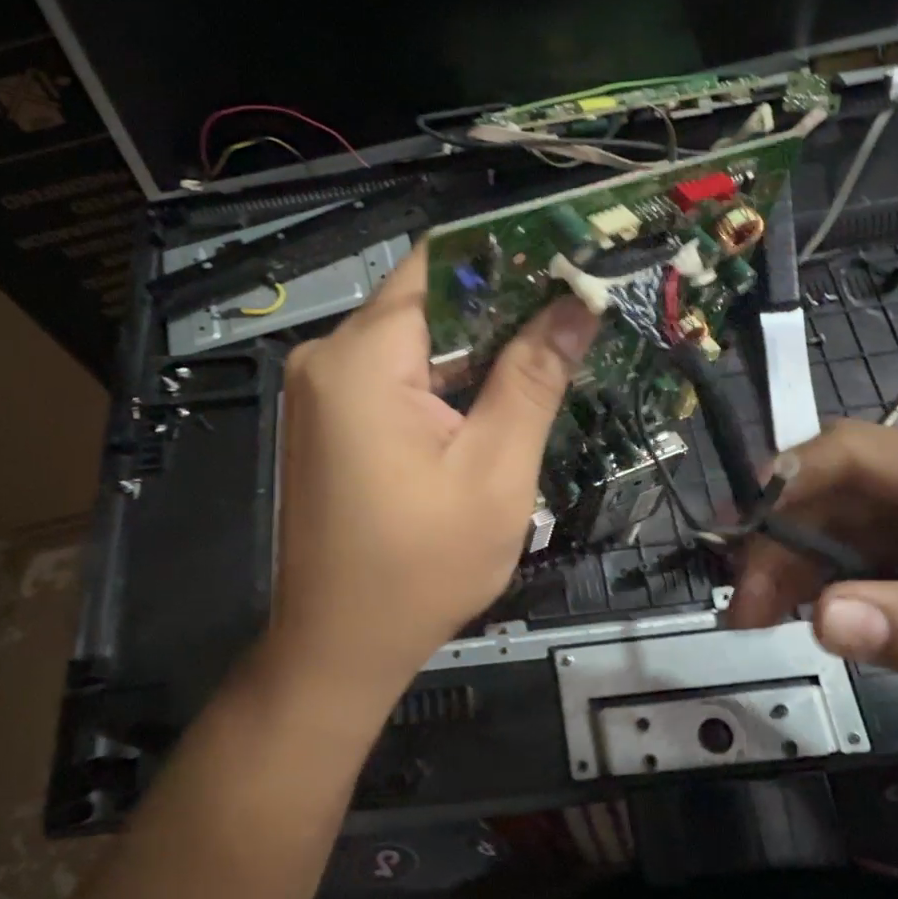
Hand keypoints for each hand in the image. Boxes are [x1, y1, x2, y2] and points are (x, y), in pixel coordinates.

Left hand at [271, 245, 601, 693]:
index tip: (573, 255)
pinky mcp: (325, 419)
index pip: (438, 263)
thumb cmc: (420, 568)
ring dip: (475, 343)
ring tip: (551, 344)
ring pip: (411, 338)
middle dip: (501, 302)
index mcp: (361, 358)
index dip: (509, 252)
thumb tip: (578, 301)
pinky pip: (391, 374)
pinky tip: (495, 391)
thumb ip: (533, 377)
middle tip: (577, 306)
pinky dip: (442, 377)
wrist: (340, 646)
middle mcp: (326, 357)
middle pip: (424, 298)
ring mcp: (319, 389)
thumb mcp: (495, 472)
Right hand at [729, 422, 897, 769]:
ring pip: (869, 518)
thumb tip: (819, 617)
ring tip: (773, 619)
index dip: (784, 485)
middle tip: (747, 612)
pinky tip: (840, 615)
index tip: (734, 548)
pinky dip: (859, 579)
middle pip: (852, 486)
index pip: (860, 454)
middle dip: (787, 538)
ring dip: (814, 561)